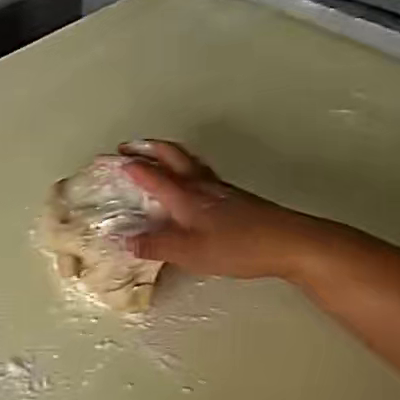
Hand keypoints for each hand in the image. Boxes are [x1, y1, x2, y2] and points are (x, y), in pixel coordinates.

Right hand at [117, 140, 345, 281]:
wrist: (293, 243)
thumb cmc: (237, 246)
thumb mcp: (189, 252)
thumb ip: (154, 245)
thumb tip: (123, 240)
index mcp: (184, 196)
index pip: (150, 175)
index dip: (127, 166)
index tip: (107, 160)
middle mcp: (200, 185)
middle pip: (171, 155)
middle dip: (146, 148)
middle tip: (127, 147)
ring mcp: (220, 189)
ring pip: (189, 160)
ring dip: (167, 153)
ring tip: (153, 154)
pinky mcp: (234, 197)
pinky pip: (201, 172)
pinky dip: (185, 166)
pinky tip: (187, 180)